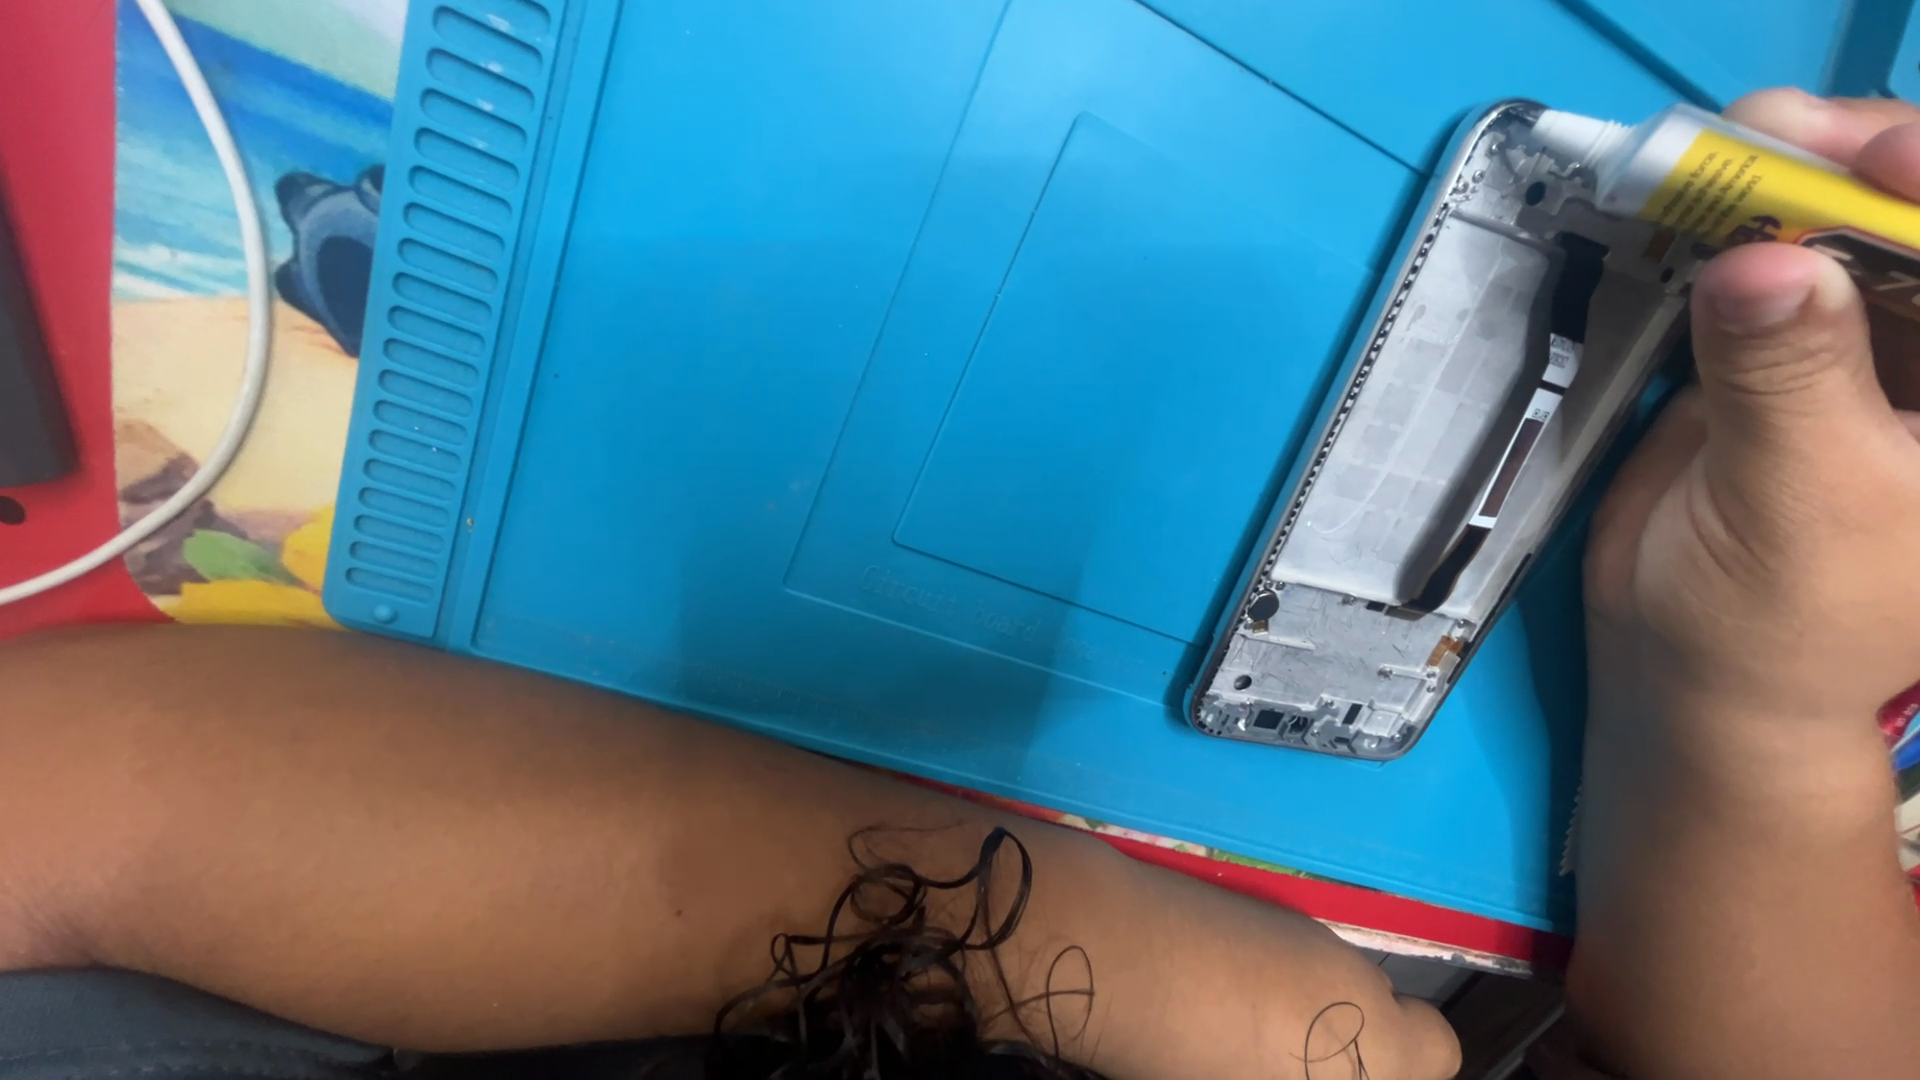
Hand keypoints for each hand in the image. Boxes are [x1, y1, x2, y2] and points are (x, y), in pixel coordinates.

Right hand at [1569, 90, 1919, 1079]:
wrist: (1690, 666)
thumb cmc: (1779, 611)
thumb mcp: (1798, 499)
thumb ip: (1791, 380)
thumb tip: (1760, 260)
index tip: (1831, 150)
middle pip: (1916, 218)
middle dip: (1841, 167)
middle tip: (1740, 142)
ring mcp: (1853, 351)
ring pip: (1828, 236)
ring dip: (1761, 199)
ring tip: (1690, 171)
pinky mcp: (1765, 363)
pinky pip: (1749, 282)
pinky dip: (1706, 248)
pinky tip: (1670, 230)